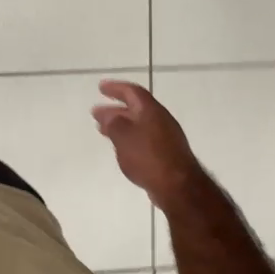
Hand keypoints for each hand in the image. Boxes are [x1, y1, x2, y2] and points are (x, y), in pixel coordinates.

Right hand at [91, 80, 203, 205]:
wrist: (177, 186)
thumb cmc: (148, 157)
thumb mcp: (123, 136)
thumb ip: (113, 123)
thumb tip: (108, 115)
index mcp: (151, 111)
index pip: (133, 92)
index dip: (116, 88)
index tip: (101, 87)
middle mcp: (160, 120)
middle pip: (136, 109)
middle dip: (115, 109)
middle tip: (97, 112)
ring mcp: (165, 138)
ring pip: (139, 125)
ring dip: (121, 125)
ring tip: (103, 129)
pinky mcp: (166, 154)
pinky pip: (143, 139)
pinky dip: (129, 138)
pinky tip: (121, 148)